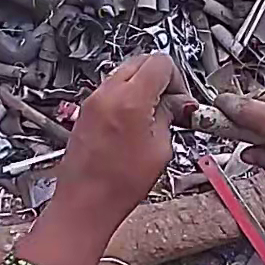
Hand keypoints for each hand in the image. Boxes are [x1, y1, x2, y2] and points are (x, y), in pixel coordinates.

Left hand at [49, 53, 176, 232]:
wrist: (84, 203)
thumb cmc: (117, 185)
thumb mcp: (160, 149)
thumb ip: (168, 116)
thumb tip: (174, 104)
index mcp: (130, 100)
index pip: (161, 63)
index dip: (177, 78)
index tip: (180, 98)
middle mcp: (108, 94)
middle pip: (142, 61)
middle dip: (160, 77)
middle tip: (171, 103)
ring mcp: (93, 101)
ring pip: (125, 72)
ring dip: (143, 85)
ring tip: (153, 114)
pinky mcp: (86, 111)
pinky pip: (111, 88)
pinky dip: (127, 95)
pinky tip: (136, 121)